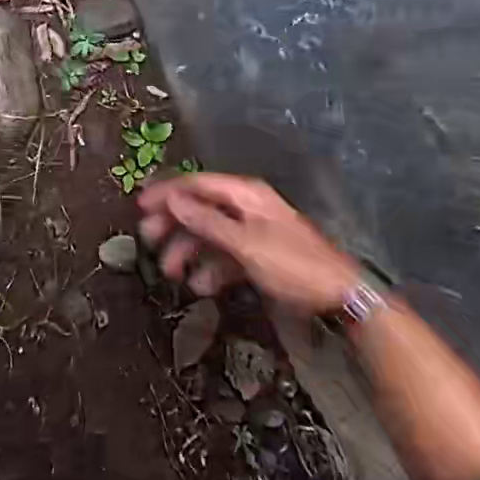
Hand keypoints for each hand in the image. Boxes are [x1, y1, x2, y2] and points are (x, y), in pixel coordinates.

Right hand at [137, 173, 361, 313]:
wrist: (339, 295)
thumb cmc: (292, 265)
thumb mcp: (245, 244)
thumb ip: (208, 222)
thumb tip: (174, 199)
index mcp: (245, 194)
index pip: (198, 184)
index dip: (168, 192)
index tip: (140, 206)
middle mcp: (246, 206)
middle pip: (201, 207)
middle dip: (174, 223)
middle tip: (148, 240)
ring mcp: (253, 230)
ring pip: (211, 233)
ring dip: (189, 250)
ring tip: (171, 271)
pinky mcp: (258, 254)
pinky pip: (226, 254)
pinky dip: (211, 267)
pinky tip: (200, 285)